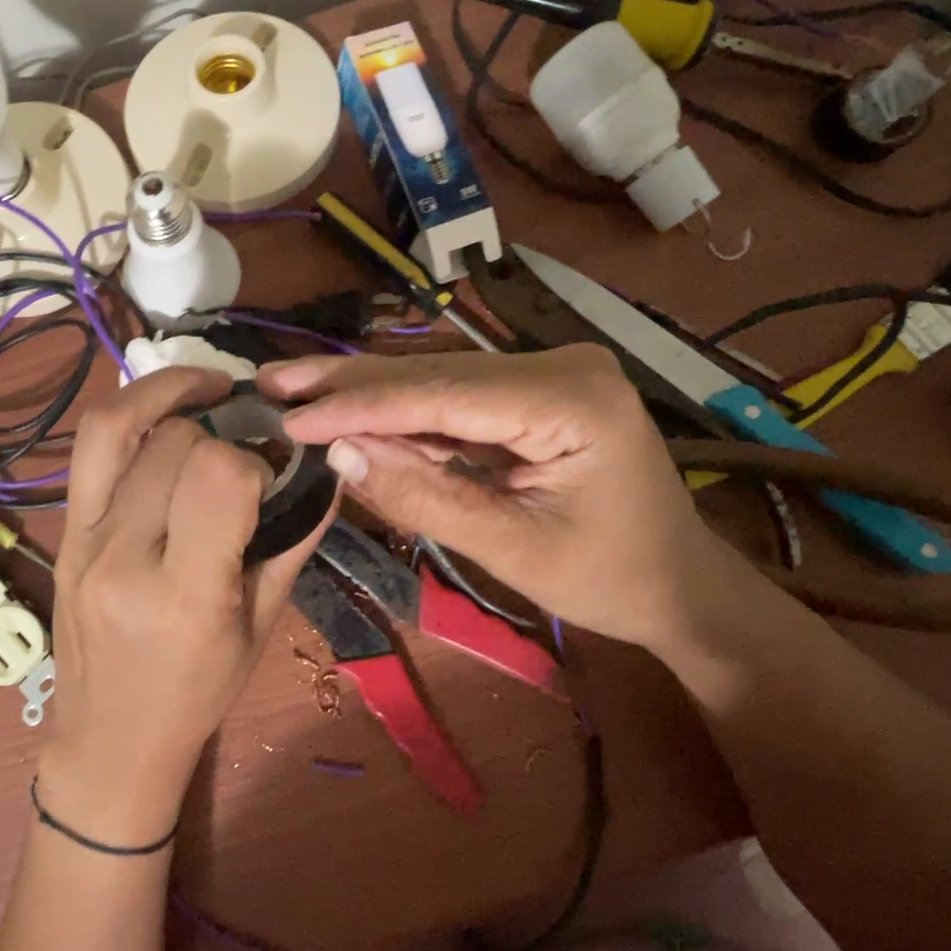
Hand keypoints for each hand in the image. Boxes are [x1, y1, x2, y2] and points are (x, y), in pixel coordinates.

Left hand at [41, 367, 331, 843]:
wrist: (110, 740)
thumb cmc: (196, 695)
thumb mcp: (260, 628)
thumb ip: (293, 543)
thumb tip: (326, 470)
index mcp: (184, 594)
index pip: (218, 476)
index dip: (253, 459)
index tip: (268, 475)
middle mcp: (123, 559)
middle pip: (174, 444)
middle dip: (220, 433)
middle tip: (244, 448)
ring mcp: (81, 542)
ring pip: (118, 428)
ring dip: (167, 394)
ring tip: (206, 387)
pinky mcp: (62, 534)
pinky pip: (89, 451)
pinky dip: (129, 416)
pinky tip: (165, 415)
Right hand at [262, 347, 732, 649]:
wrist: (677, 585)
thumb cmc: (607, 578)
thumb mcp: (509, 548)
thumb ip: (423, 495)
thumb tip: (338, 452)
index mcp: (572, 400)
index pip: (442, 395)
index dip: (359, 406)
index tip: (291, 415)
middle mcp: (561, 366)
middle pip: (434, 375)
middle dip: (350, 383)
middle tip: (273, 382)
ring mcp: (548, 373)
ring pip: (436, 382)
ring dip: (366, 392)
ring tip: (294, 390)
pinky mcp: (534, 392)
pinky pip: (455, 400)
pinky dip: (401, 414)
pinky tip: (348, 410)